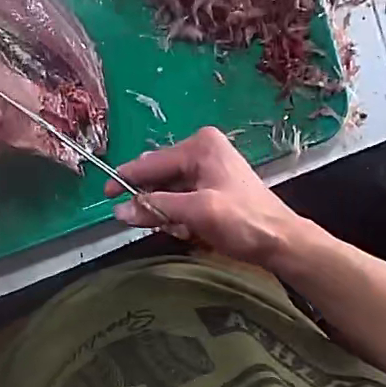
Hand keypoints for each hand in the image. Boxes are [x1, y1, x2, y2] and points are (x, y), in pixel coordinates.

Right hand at [106, 127, 310, 265]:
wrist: (281, 240)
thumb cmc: (244, 221)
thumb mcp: (197, 213)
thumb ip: (156, 208)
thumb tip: (119, 211)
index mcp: (199, 146)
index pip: (150, 163)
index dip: (125, 180)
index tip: (104, 196)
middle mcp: (202, 151)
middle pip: (158, 178)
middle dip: (155, 204)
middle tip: (160, 226)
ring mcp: (208, 169)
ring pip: (168, 192)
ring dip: (168, 215)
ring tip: (186, 231)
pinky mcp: (212, 188)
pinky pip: (181, 200)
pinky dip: (180, 217)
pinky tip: (193, 232)